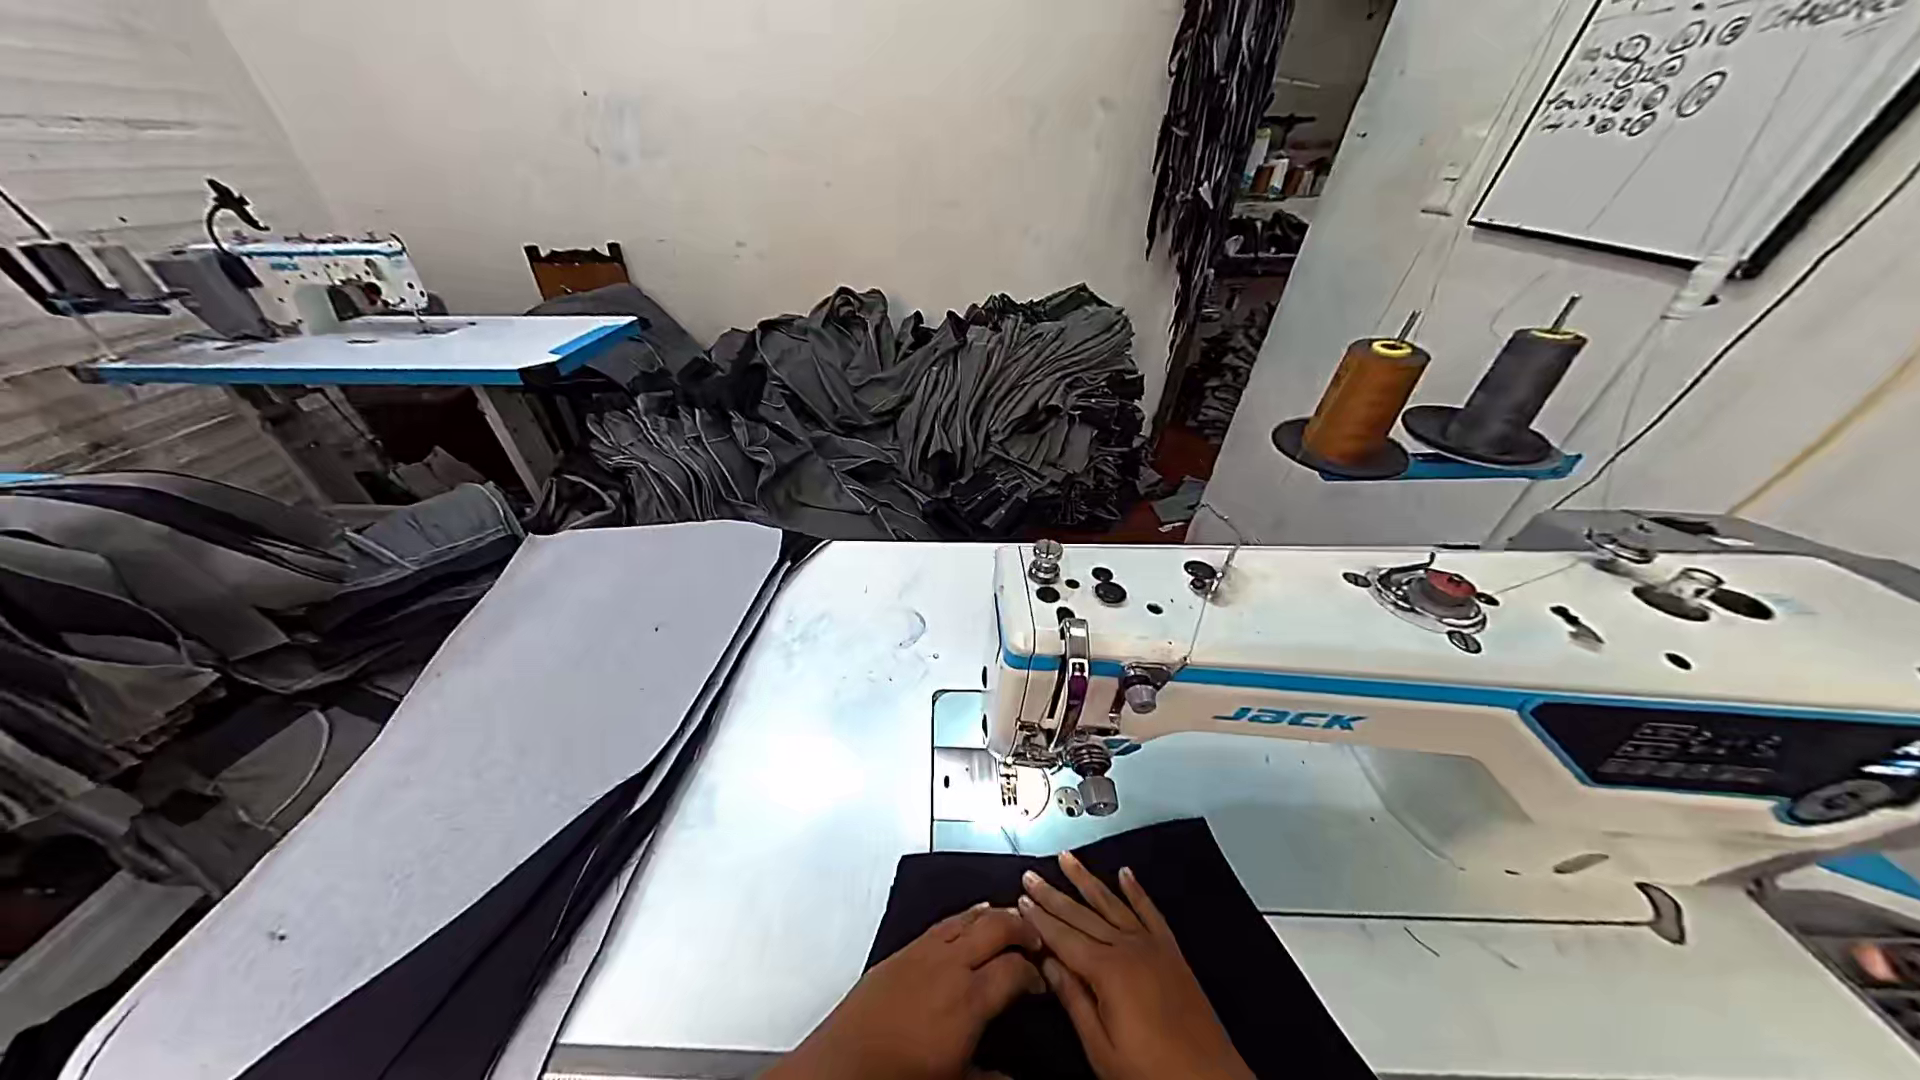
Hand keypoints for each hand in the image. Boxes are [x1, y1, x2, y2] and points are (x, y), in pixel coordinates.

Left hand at [766, 903, 1042, 1079]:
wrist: (844, 1065)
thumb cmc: (898, 1075)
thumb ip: (990, 1075)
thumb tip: (1012, 1076)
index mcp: (968, 1000)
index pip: (1015, 970)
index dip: (1035, 973)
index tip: (1042, 982)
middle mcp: (950, 966)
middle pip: (997, 928)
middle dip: (1022, 929)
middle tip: (1038, 939)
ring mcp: (926, 952)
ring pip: (970, 918)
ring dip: (996, 916)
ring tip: (1013, 919)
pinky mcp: (906, 950)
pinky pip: (944, 922)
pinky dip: (966, 916)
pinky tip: (973, 918)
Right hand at [1019, 853, 1253, 1079]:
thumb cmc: (1154, 1074)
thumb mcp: (1101, 1048)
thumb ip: (1073, 1000)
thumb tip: (1049, 964)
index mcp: (1109, 971)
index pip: (1063, 936)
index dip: (1039, 918)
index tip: (1021, 900)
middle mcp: (1129, 949)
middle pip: (1082, 914)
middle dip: (1053, 894)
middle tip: (1031, 876)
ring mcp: (1152, 946)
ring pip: (1112, 903)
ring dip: (1087, 880)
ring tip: (1067, 858)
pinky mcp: (1172, 952)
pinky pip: (1150, 912)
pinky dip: (1136, 891)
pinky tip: (1125, 873)